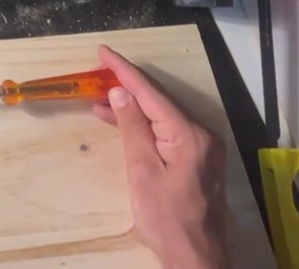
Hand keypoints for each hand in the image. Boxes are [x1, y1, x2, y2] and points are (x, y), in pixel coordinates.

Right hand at [93, 45, 228, 268]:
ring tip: (100, 101)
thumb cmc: (165, 219)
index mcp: (188, 134)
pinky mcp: (197, 159)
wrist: (195, 262)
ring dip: (132, 106)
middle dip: (126, 85)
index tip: (102, 51)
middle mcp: (200, 134)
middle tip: (97, 72)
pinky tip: (122, 122)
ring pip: (161, 113)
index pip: (150, 93)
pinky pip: (166, 129)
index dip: (124, 71)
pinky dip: (144, 123)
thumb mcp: (142, 171)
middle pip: (158, 99)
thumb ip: (132, 127)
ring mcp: (202, 147)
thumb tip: (120, 92)